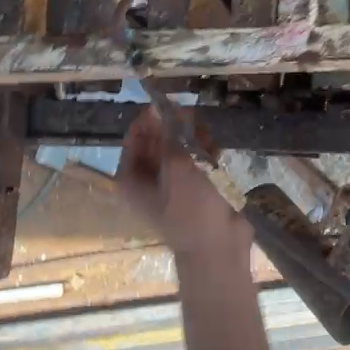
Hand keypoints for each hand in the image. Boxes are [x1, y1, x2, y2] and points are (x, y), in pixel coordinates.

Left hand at [117, 108, 251, 260]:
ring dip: (193, 140)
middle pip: (158, 141)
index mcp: (132, 179)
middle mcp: (148, 180)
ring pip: (180, 149)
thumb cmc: (189, 210)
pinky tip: (216, 153)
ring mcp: (173, 184)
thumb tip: (164, 108)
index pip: (135, 138)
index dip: (150, 118)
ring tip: (207, 135)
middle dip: (175, 128)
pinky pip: (197, 162)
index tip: (169, 102)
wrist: (217, 247)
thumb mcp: (176, 170)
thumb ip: (170, 137)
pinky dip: (206, 154)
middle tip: (192, 116)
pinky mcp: (196, 188)